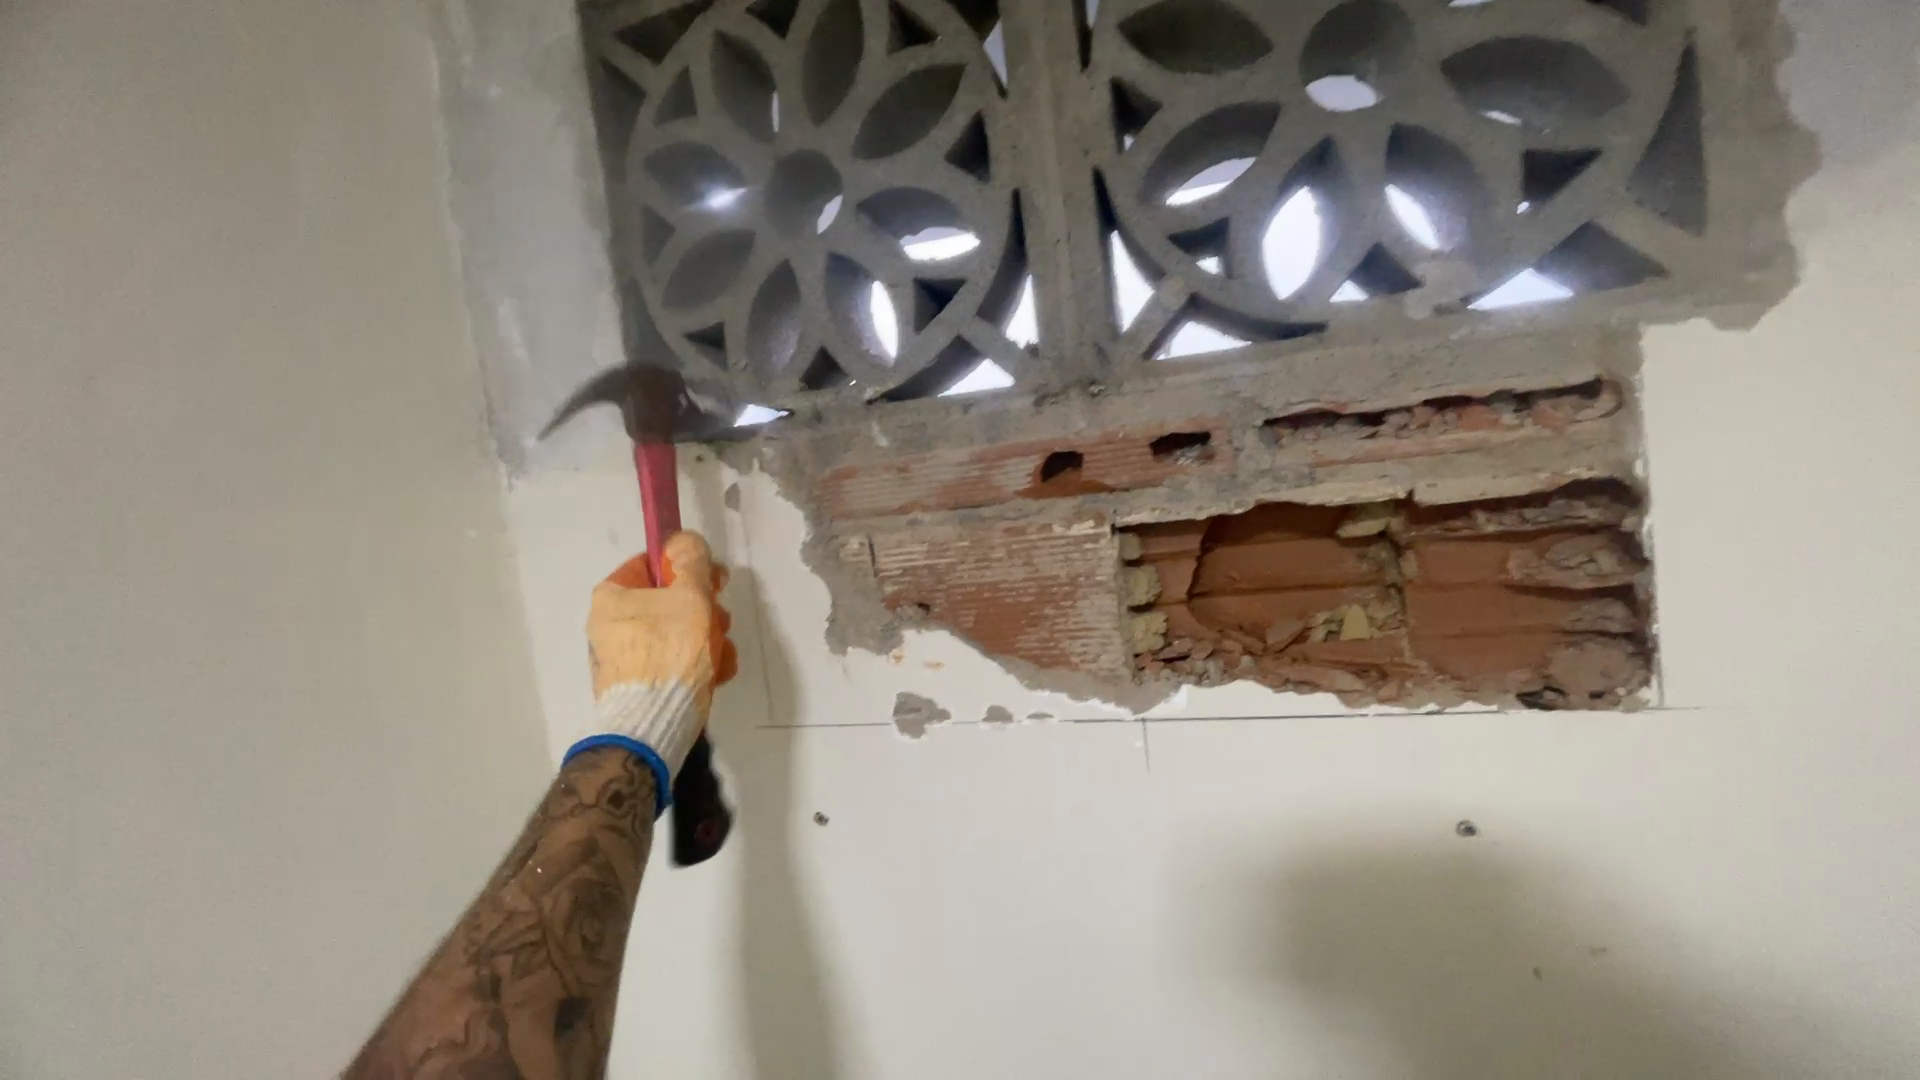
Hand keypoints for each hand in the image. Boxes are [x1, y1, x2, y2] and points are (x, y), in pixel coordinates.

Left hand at [568, 532, 738, 803]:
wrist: (653, 725)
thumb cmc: (670, 651)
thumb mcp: (691, 595)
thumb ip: (693, 561)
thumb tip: (685, 540)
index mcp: (612, 596)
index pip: (653, 563)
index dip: (688, 568)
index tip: (713, 583)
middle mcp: (609, 624)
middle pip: (670, 600)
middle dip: (704, 611)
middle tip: (721, 622)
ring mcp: (621, 657)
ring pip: (677, 632)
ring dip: (708, 639)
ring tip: (722, 656)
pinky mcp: (636, 685)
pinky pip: (671, 661)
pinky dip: (696, 664)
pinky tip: (716, 674)